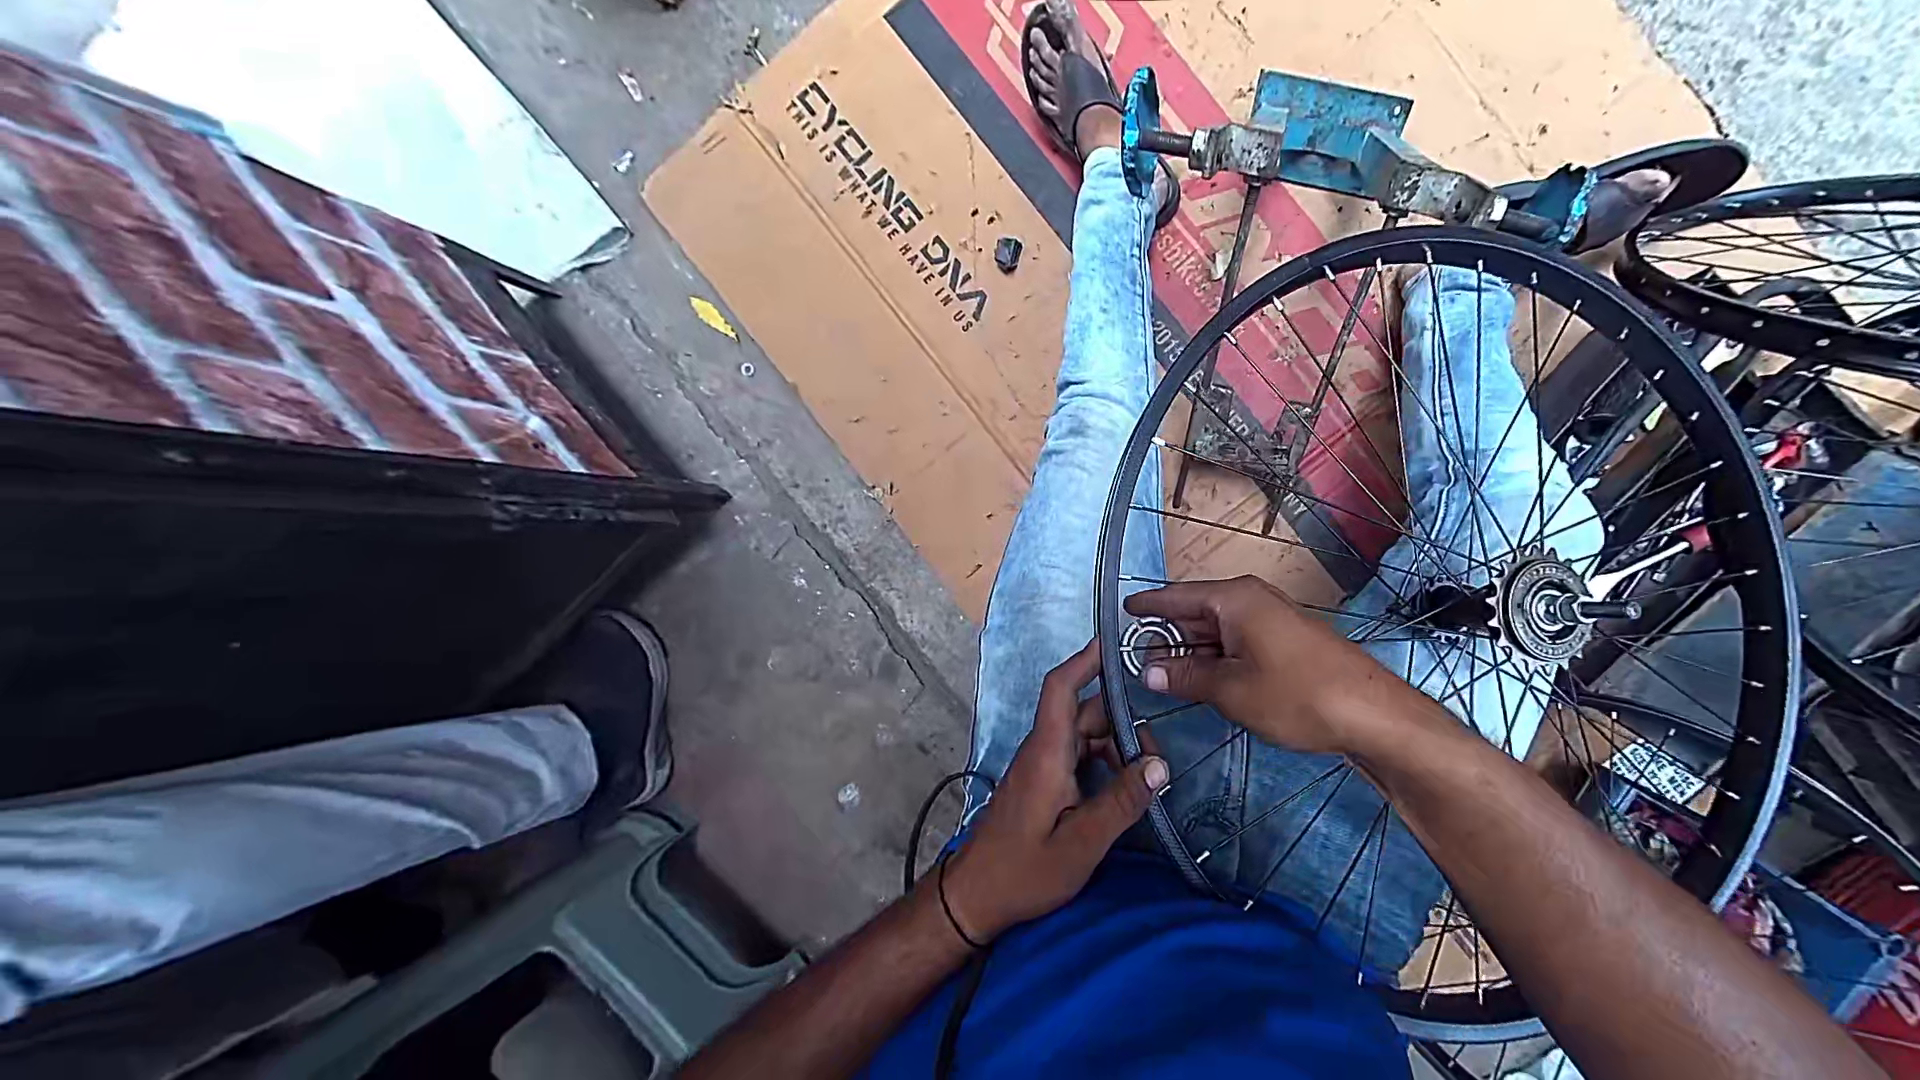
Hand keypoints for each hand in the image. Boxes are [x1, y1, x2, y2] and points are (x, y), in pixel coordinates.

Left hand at [941, 641, 1167, 942]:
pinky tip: (1123, 788)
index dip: (1084, 660)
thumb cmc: (1023, 872)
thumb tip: (1157, 765)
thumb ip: (1120, 803)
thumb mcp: (1080, 844)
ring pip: (1083, 735)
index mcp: (1047, 753)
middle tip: (1155, 754)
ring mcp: (1040, 766)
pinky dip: (1103, 763)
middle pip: (1082, 713)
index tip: (1113, 642)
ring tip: (1145, 777)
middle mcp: (1042, 750)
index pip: (1061, 688)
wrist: (976, 896)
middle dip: (1120, 720)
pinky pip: (1077, 756)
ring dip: (1114, 745)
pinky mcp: (1042, 782)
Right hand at [1125, 576, 1405, 754]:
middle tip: (1139, 661)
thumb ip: (1184, 677)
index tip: (1122, 611)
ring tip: (1165, 675)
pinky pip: (1237, 641)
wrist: (1375, 716)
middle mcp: (1250, 599)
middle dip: (1167, 637)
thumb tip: (1148, 672)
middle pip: (1195, 613)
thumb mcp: (1229, 689)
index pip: (1175, 597)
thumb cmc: (1296, 694)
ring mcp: (1270, 619)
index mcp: (1233, 598)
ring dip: (1192, 652)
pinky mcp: (1285, 641)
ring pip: (1216, 630)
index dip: (1147, 606)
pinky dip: (1216, 658)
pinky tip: (1204, 680)